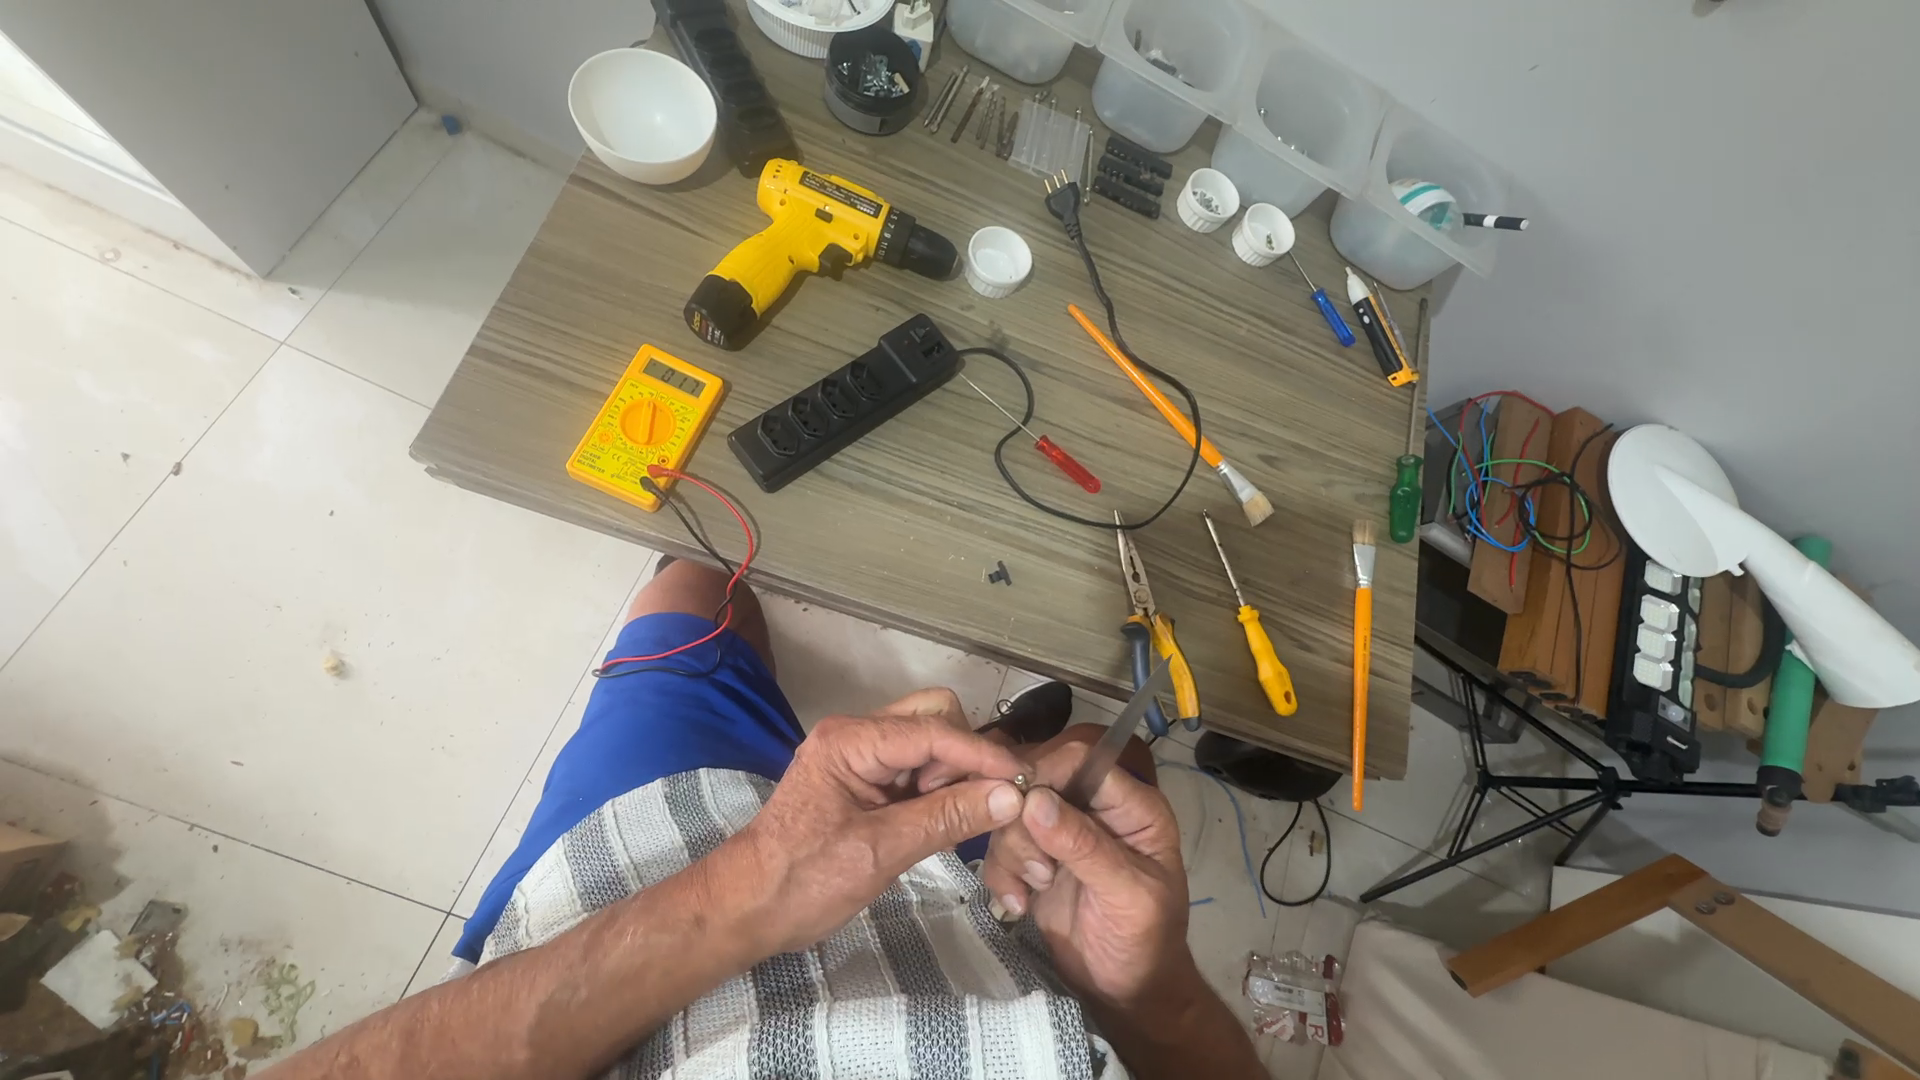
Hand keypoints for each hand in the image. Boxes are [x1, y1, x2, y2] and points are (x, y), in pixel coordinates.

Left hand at [731, 701, 1027, 955]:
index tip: (1024, 780)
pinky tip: (938, 817)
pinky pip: (915, 765)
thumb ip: (946, 819)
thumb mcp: (879, 853)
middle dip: (963, 756)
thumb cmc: (803, 881)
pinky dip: (936, 786)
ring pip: (928, 739)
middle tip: (973, 805)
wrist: (746, 908)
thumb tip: (1010, 797)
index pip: (933, 731)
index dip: (982, 755)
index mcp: (852, 740)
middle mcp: (857, 733)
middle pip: (933, 717)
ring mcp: (860, 753)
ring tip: (951, 818)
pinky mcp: (865, 776)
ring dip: (951, 773)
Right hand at [980, 735, 1197, 1012]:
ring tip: (1036, 888)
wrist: (1125, 992)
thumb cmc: (1145, 942)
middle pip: (1037, 782)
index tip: (1020, 807)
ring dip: (1014, 853)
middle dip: (1024, 825)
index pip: (1081, 761)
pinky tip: (1019, 903)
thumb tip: (1035, 801)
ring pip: (1011, 813)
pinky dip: (1001, 874)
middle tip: (1039, 871)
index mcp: (1129, 804)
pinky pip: (999, 846)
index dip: (1046, 773)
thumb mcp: (1127, 895)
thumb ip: (1084, 846)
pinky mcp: (1032, 857)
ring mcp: (1059, 831)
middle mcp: (1091, 808)